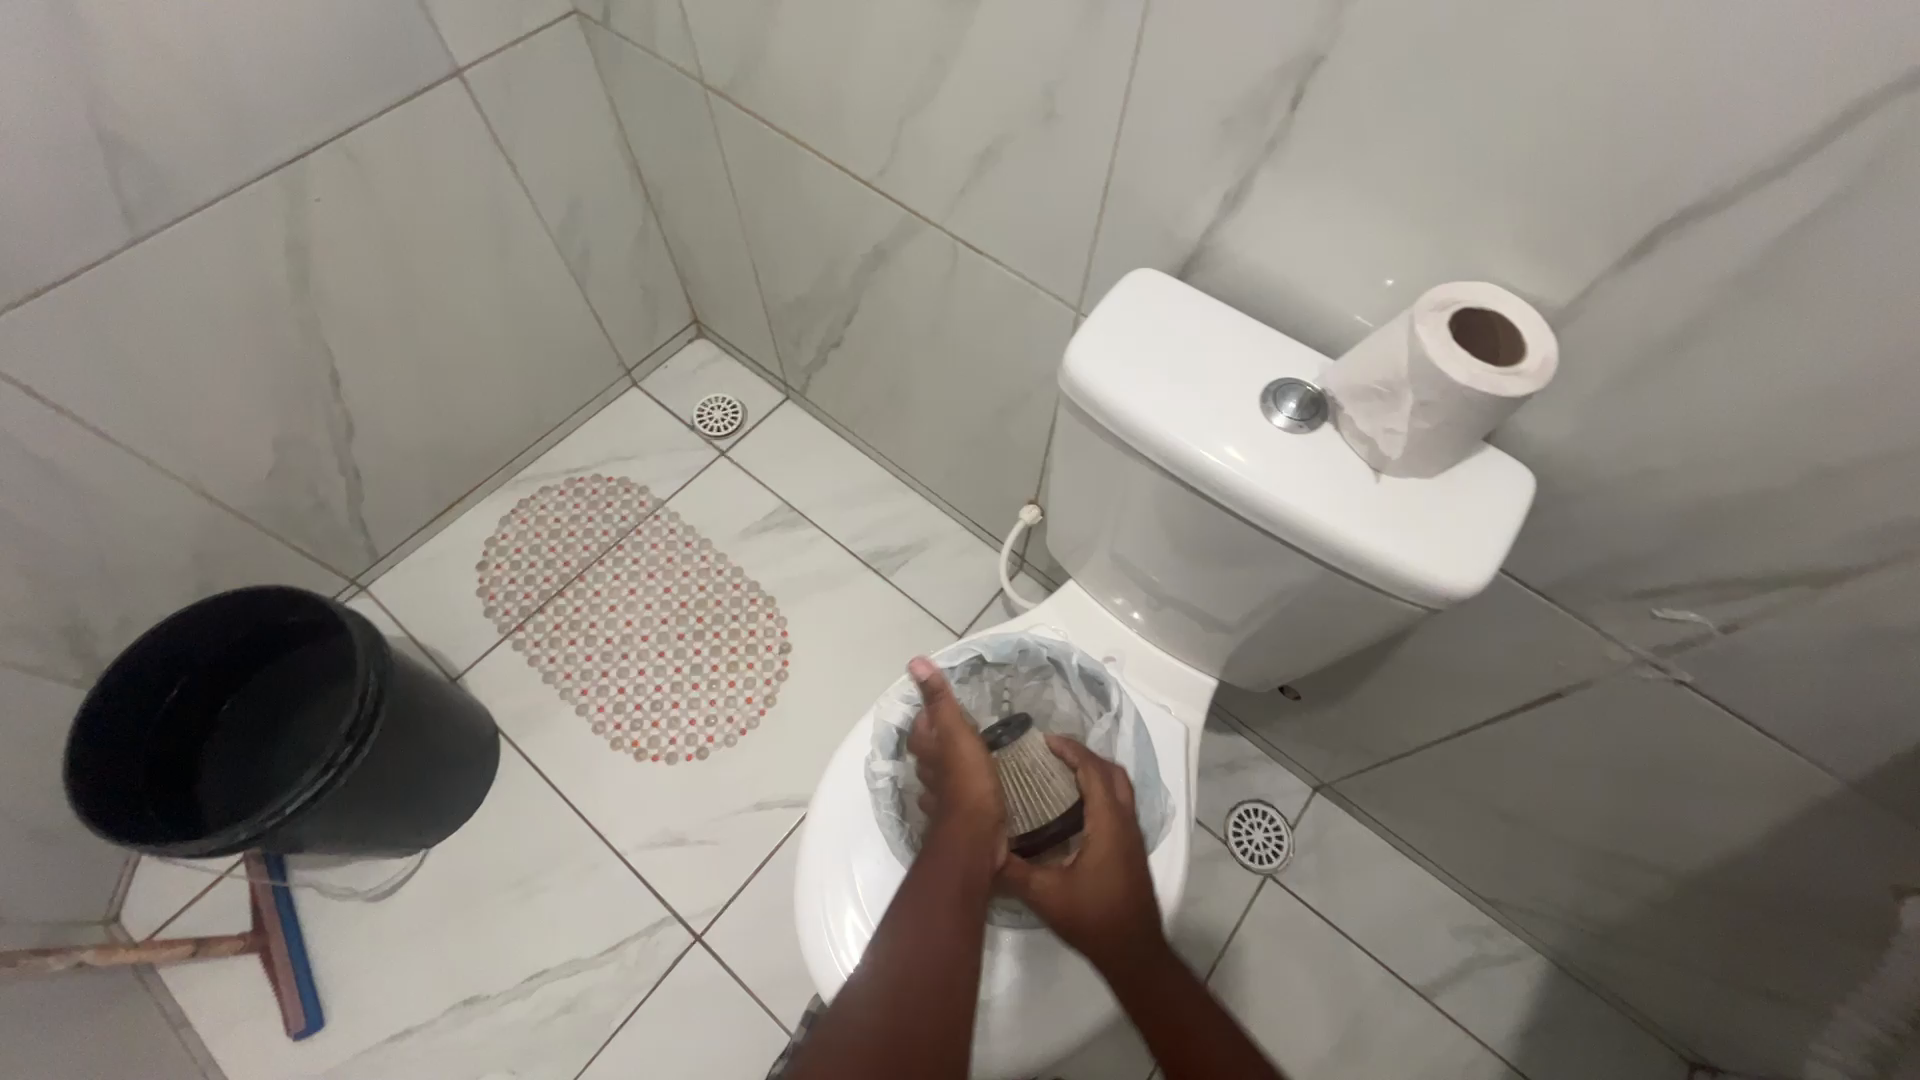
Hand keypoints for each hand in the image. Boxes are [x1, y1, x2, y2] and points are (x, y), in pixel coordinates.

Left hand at [905, 657, 1006, 867]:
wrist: (977, 833)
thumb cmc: (966, 777)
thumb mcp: (955, 729)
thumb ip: (938, 698)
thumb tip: (914, 662)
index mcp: (927, 749)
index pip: (919, 725)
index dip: (926, 713)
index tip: (940, 704)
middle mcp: (928, 772)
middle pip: (926, 751)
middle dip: (935, 740)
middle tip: (957, 728)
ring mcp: (942, 798)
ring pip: (938, 776)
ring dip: (946, 767)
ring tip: (967, 756)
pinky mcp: (959, 815)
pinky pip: (957, 798)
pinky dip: (962, 791)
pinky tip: (976, 789)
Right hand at [999, 736, 1165, 972]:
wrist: (1134, 953)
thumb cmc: (1093, 919)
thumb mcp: (1045, 895)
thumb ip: (1012, 869)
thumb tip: (980, 844)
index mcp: (1108, 822)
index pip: (1093, 770)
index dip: (1070, 750)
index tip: (1044, 740)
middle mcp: (1125, 821)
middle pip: (1112, 772)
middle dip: (1084, 755)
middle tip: (1052, 753)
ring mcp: (1132, 835)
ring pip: (1120, 788)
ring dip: (1094, 772)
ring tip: (1060, 772)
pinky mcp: (1131, 849)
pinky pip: (1118, 804)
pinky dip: (1099, 792)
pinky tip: (1072, 807)